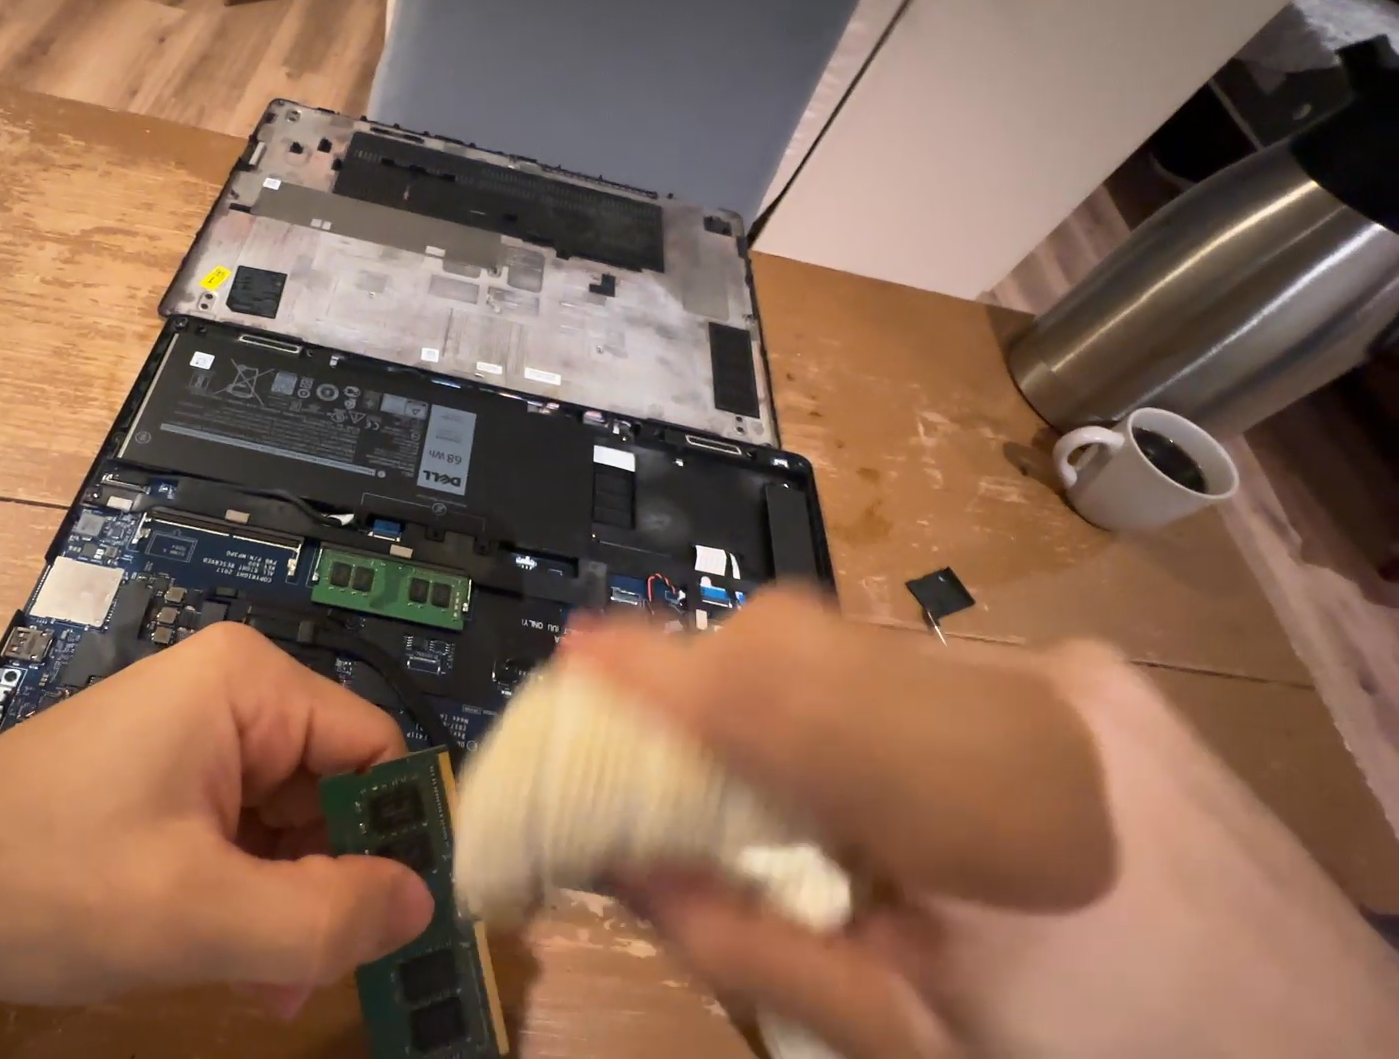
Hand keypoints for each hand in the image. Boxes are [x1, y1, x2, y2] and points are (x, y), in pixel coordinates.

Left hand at [0, 622, 433, 1015]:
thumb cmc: (41, 882)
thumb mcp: (192, 914)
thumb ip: (321, 916)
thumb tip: (424, 905)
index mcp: (251, 684)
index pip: (374, 748)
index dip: (395, 833)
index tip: (398, 923)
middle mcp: (236, 691)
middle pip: (333, 785)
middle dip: (331, 882)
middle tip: (314, 973)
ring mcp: (203, 729)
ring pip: (292, 816)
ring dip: (289, 899)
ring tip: (264, 981)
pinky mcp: (176, 768)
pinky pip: (246, 826)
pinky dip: (251, 891)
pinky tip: (232, 954)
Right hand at [568, 590, 1398, 1058]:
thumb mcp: (913, 1039)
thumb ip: (748, 942)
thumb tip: (625, 864)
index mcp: (997, 815)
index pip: (786, 707)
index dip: (670, 670)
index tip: (580, 647)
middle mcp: (1032, 706)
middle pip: (808, 643)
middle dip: (706, 670)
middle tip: (650, 722)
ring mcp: (1067, 676)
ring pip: (854, 641)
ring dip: (774, 683)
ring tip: (750, 756)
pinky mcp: (1081, 673)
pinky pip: (912, 658)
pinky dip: (847, 694)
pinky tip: (861, 764)